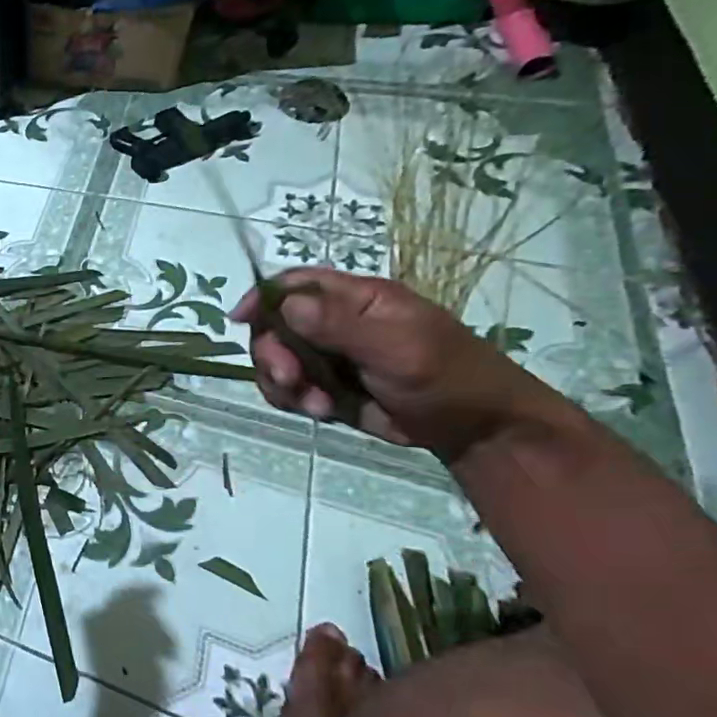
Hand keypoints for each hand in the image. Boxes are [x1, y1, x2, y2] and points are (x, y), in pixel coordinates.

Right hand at [231, 267, 559, 457]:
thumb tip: (285, 304)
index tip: (240, 320)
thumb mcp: (399, 347)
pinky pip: (290, 390)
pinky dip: (293, 401)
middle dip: (273, 354)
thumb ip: (341, 325)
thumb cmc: (449, 378)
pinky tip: (320, 412)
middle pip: (275, 326)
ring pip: (276, 361)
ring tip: (316, 405)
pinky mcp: (327, 389)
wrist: (477, 432)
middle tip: (289, 381)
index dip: (263, 297)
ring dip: (283, 384)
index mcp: (356, 299)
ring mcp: (329, 358)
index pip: (296, 284)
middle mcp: (335, 324)